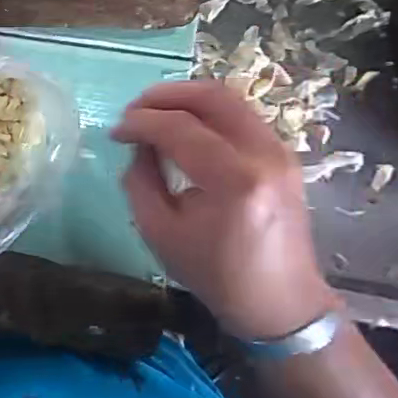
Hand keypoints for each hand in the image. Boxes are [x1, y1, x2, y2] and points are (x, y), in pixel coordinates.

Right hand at [111, 80, 335, 340]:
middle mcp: (263, 156)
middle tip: (132, 112)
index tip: (115, 132)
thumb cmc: (214, 271)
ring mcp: (280, 152)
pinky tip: (181, 128)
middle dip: (161, 96)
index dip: (138, 122)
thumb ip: (140, 178)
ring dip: (183, 99)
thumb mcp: (158, 229)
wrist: (280, 301)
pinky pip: (239, 114)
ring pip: (228, 98)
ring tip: (152, 116)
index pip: (178, 126)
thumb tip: (138, 144)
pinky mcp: (282, 155)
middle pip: (211, 96)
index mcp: (233, 180)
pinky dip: (204, 111)